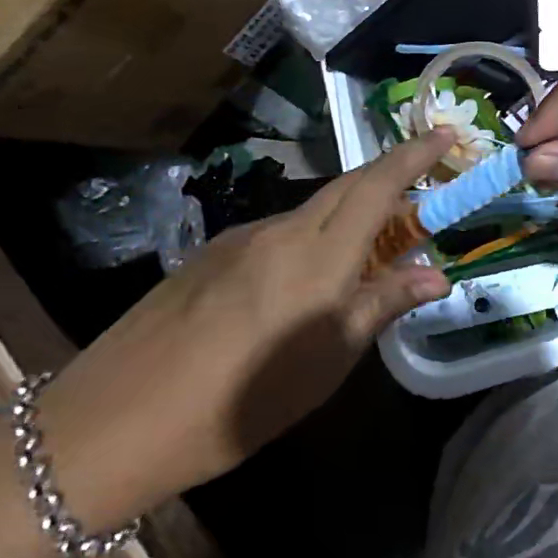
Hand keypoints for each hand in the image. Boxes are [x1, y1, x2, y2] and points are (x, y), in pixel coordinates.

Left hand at [0, 130, 456, 546]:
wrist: (112, 423)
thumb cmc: (242, 402)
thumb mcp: (327, 362)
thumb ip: (382, 305)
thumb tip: (436, 275)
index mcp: (318, 254)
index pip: (378, 184)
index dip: (415, 154)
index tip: (446, 133)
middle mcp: (282, 229)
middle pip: (347, 185)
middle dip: (389, 176)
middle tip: (421, 192)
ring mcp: (240, 238)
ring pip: (312, 209)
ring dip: (349, 215)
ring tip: (363, 256)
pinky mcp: (210, 254)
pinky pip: (277, 232)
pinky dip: (309, 239)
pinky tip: (300, 284)